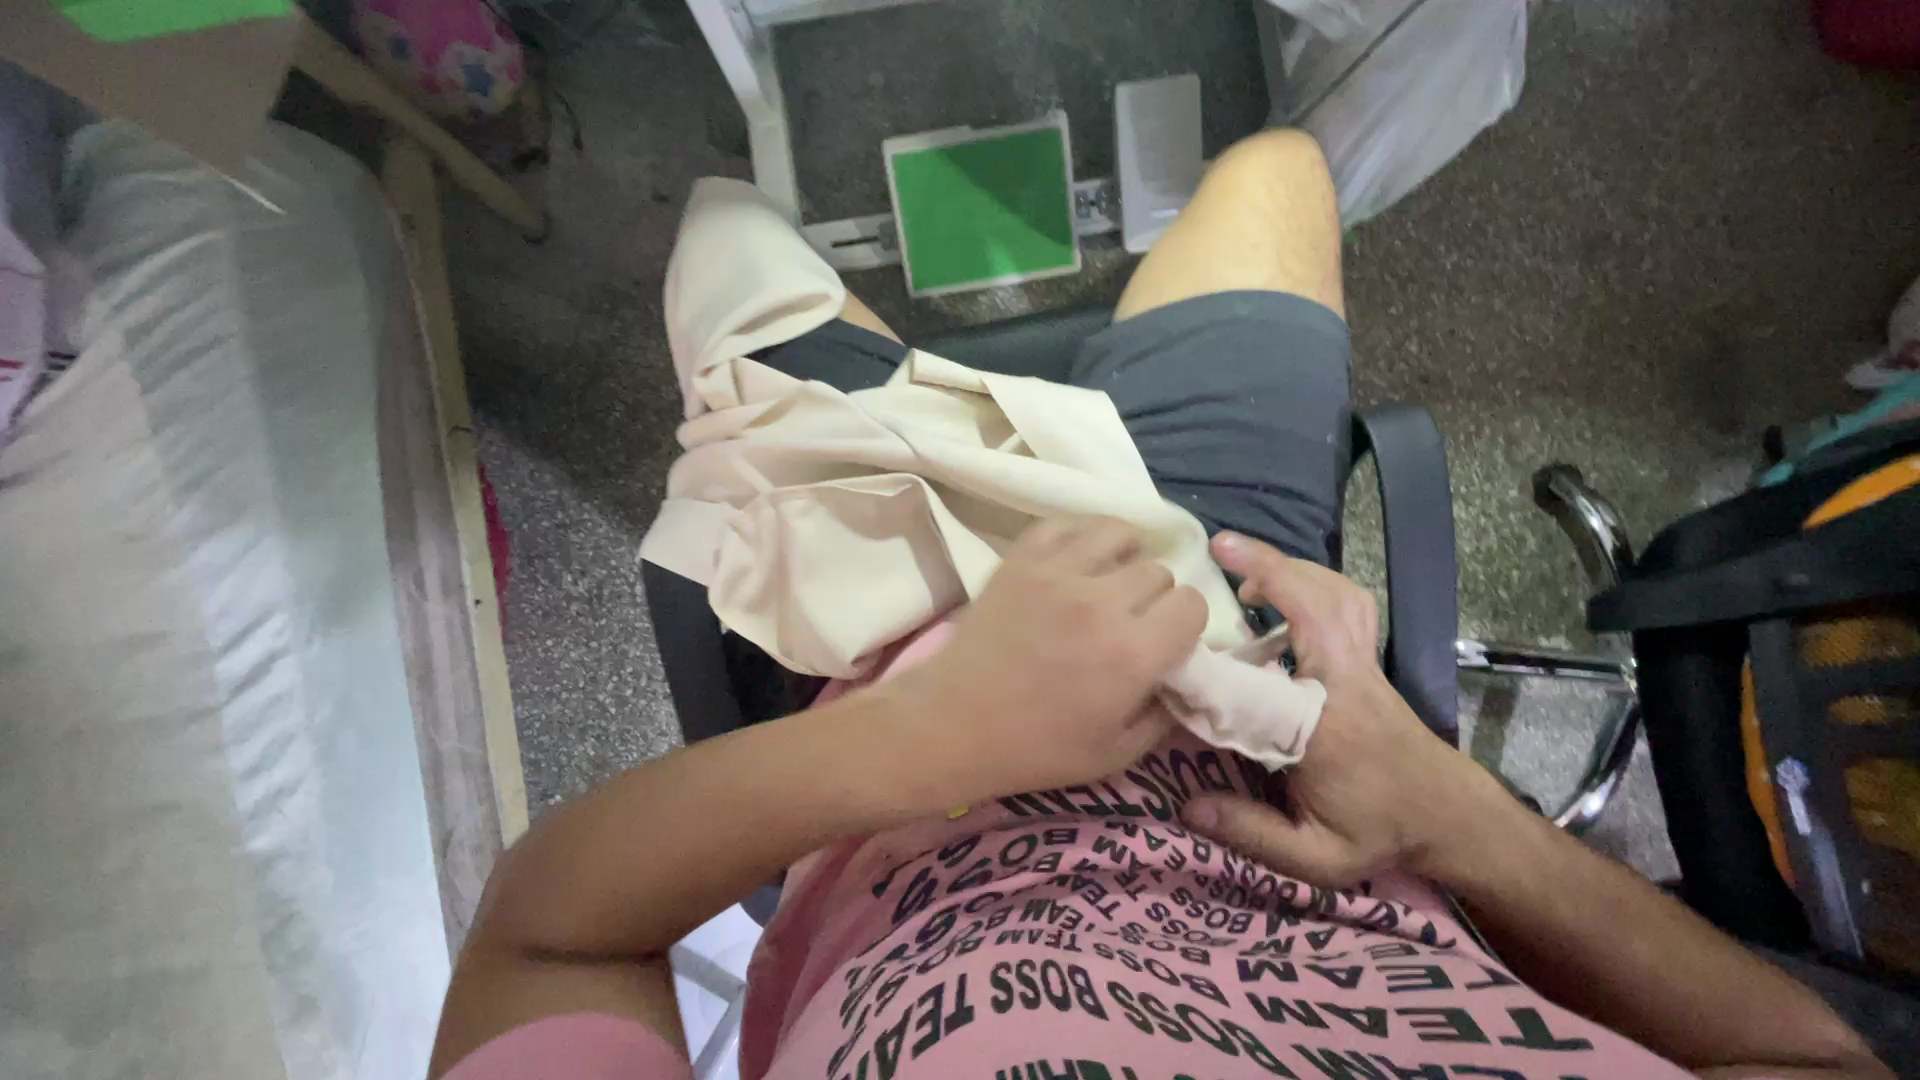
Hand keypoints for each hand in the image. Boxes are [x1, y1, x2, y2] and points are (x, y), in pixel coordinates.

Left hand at [897, 517, 1208, 799]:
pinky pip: (1066, 524)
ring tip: (1111, 576)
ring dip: (1125, 555)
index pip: (1192, 603)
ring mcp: (1058, 573)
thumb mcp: (1116, 754)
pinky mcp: (1021, 560)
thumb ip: (1163, 715)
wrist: (954, 724)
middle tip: (1131, 618)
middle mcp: (1103, 602)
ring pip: (1118, 533)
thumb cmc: (1036, 748)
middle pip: (1157, 570)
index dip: (1184, 622)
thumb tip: (1184, 678)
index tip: (1166, 638)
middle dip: (1154, 595)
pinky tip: (1079, 557)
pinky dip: (1080, 535)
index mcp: (1134, 652)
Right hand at [1178, 532, 1517, 887]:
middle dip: (1271, 566)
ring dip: (1293, 568)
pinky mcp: (1369, 661)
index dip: (1224, 651)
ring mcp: (1364, 664)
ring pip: (1339, 593)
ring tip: (1245, 567)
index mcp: (1324, 725)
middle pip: (1320, 603)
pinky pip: (1348, 604)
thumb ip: (1252, 833)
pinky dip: (1315, 582)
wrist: (1450, 818)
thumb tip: (1186, 808)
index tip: (1179, 639)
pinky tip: (1283, 591)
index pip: (1267, 679)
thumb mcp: (1317, 857)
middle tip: (1219, 548)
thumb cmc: (1380, 832)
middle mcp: (1347, 680)